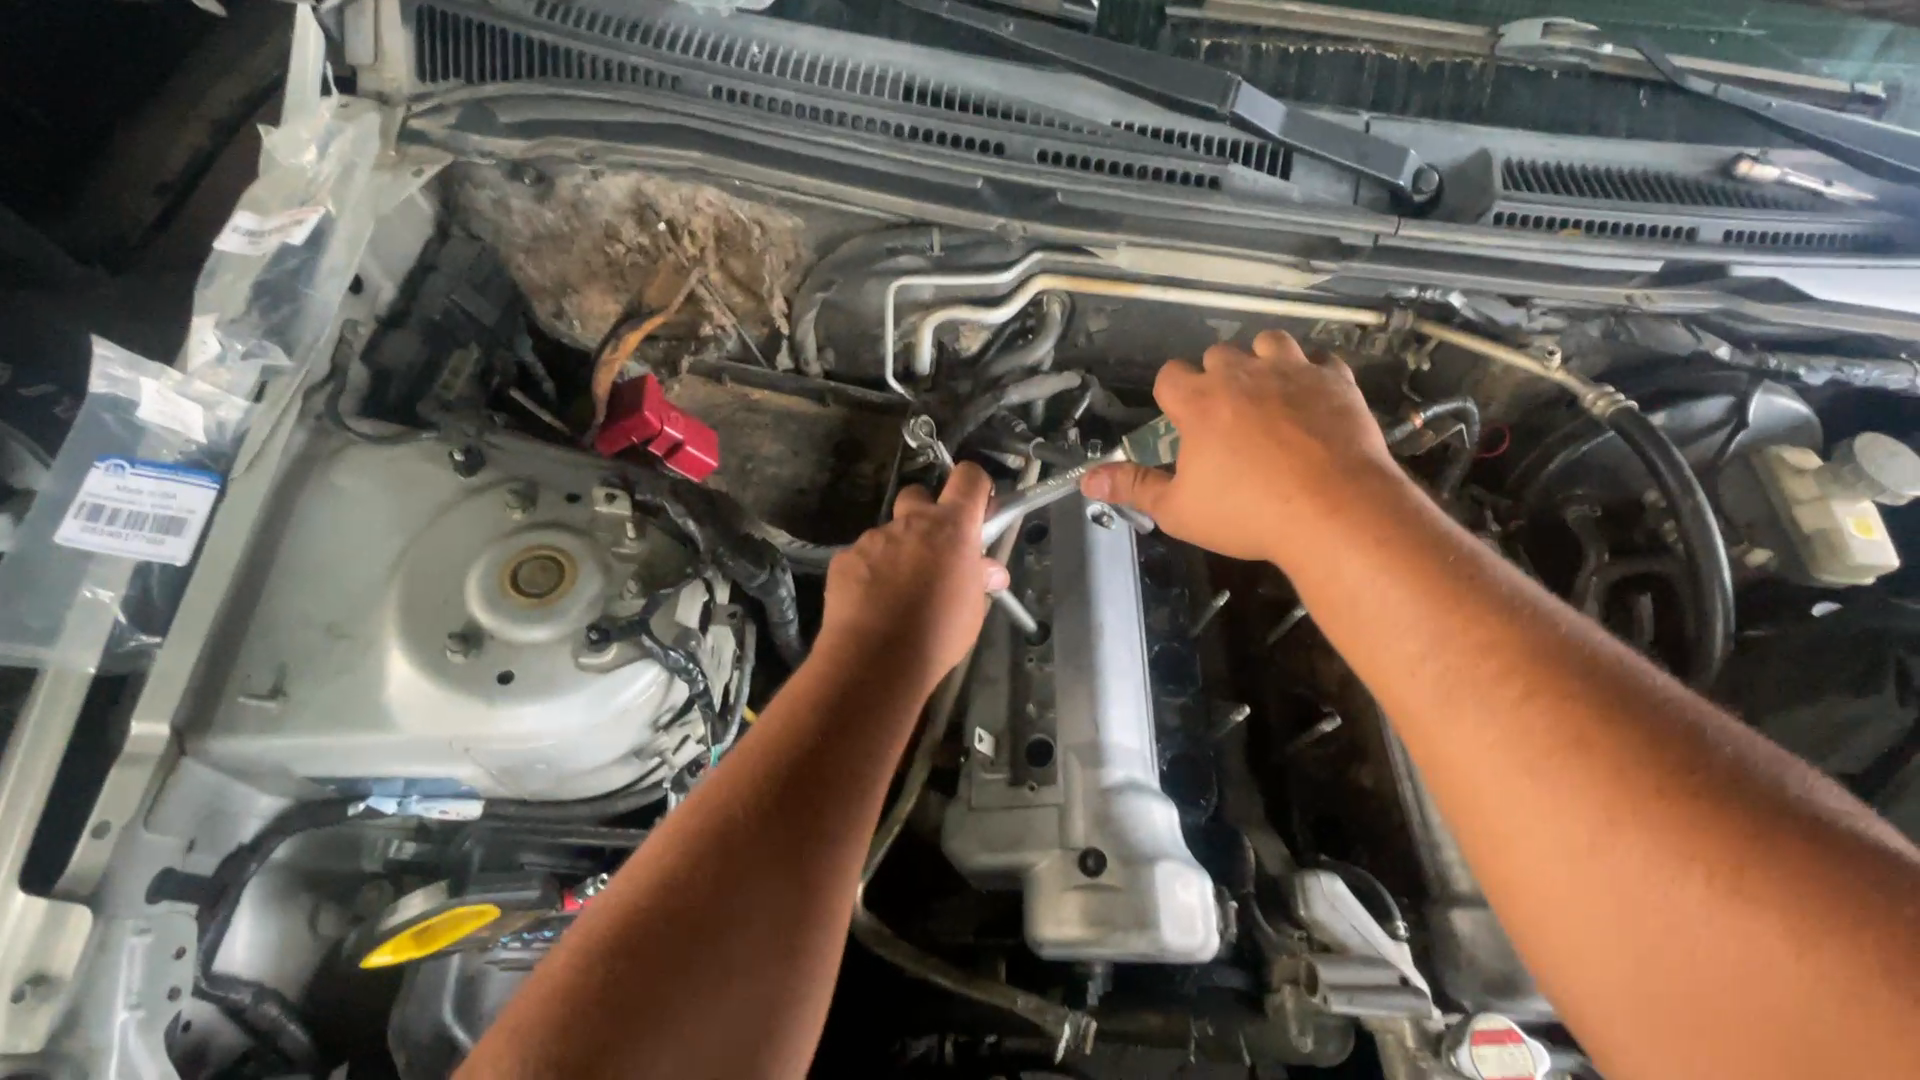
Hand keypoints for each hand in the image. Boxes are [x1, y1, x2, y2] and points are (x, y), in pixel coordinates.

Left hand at [816, 463, 1009, 690]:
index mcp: (951, 528)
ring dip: (897, 551)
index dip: (976, 486)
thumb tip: (991, 571)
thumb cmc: (938, 634)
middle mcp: (911, 523)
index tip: (979, 508)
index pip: (969, 478)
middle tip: (933, 550)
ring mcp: (873, 538)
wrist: (875, 660)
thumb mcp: (973, 610)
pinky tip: (872, 604)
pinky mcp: (844, 559)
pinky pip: (862, 557)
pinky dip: (870, 573)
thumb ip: (979, 580)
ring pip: (889, 532)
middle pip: (919, 494)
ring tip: (898, 591)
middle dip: (926, 514)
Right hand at [1081, 329, 1408, 564]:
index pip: (1170, 376)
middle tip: (1224, 418)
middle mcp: (1242, 374)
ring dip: (1262, 362)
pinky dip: (1310, 373)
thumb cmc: (1247, 513)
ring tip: (1266, 395)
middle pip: (1217, 355)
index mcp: (1199, 402)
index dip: (1171, 396)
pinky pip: (1319, 359)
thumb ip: (1133, 487)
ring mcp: (1293, 371)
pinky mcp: (1335, 380)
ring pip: (1268, 342)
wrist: (1334, 511)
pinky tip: (1310, 398)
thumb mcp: (1179, 509)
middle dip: (1215, 379)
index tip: (1181, 422)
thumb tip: (1087, 481)